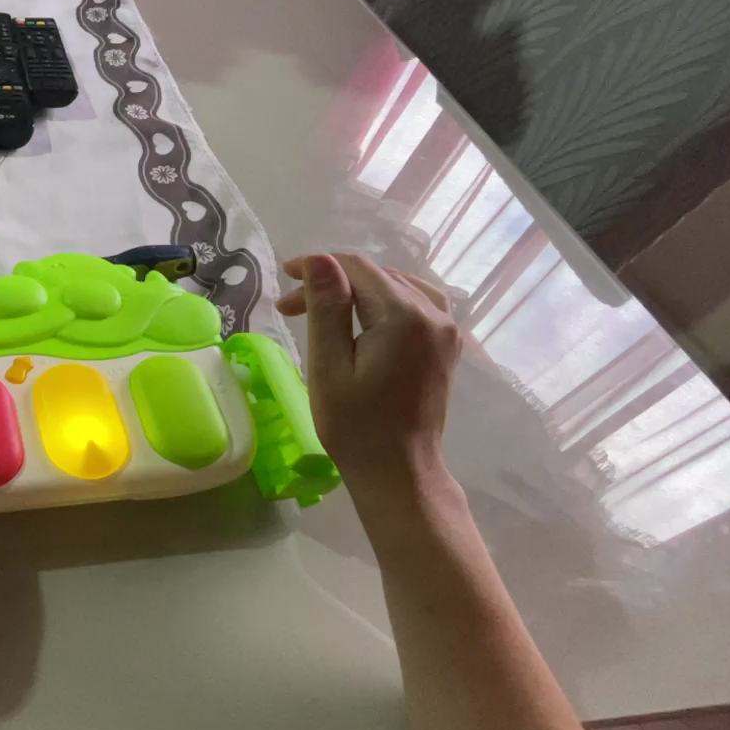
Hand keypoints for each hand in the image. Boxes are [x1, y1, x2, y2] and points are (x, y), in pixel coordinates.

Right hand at [275, 253, 459, 490]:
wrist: (398, 468)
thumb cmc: (354, 425)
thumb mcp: (328, 366)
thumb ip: (326, 309)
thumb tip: (317, 260)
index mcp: (404, 317)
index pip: (357, 269)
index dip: (317, 267)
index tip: (282, 278)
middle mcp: (434, 314)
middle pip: (377, 275)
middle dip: (332, 282)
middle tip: (289, 308)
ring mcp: (446, 329)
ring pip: (398, 285)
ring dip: (356, 289)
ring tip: (321, 309)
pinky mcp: (446, 344)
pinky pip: (416, 303)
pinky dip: (383, 300)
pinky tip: (363, 315)